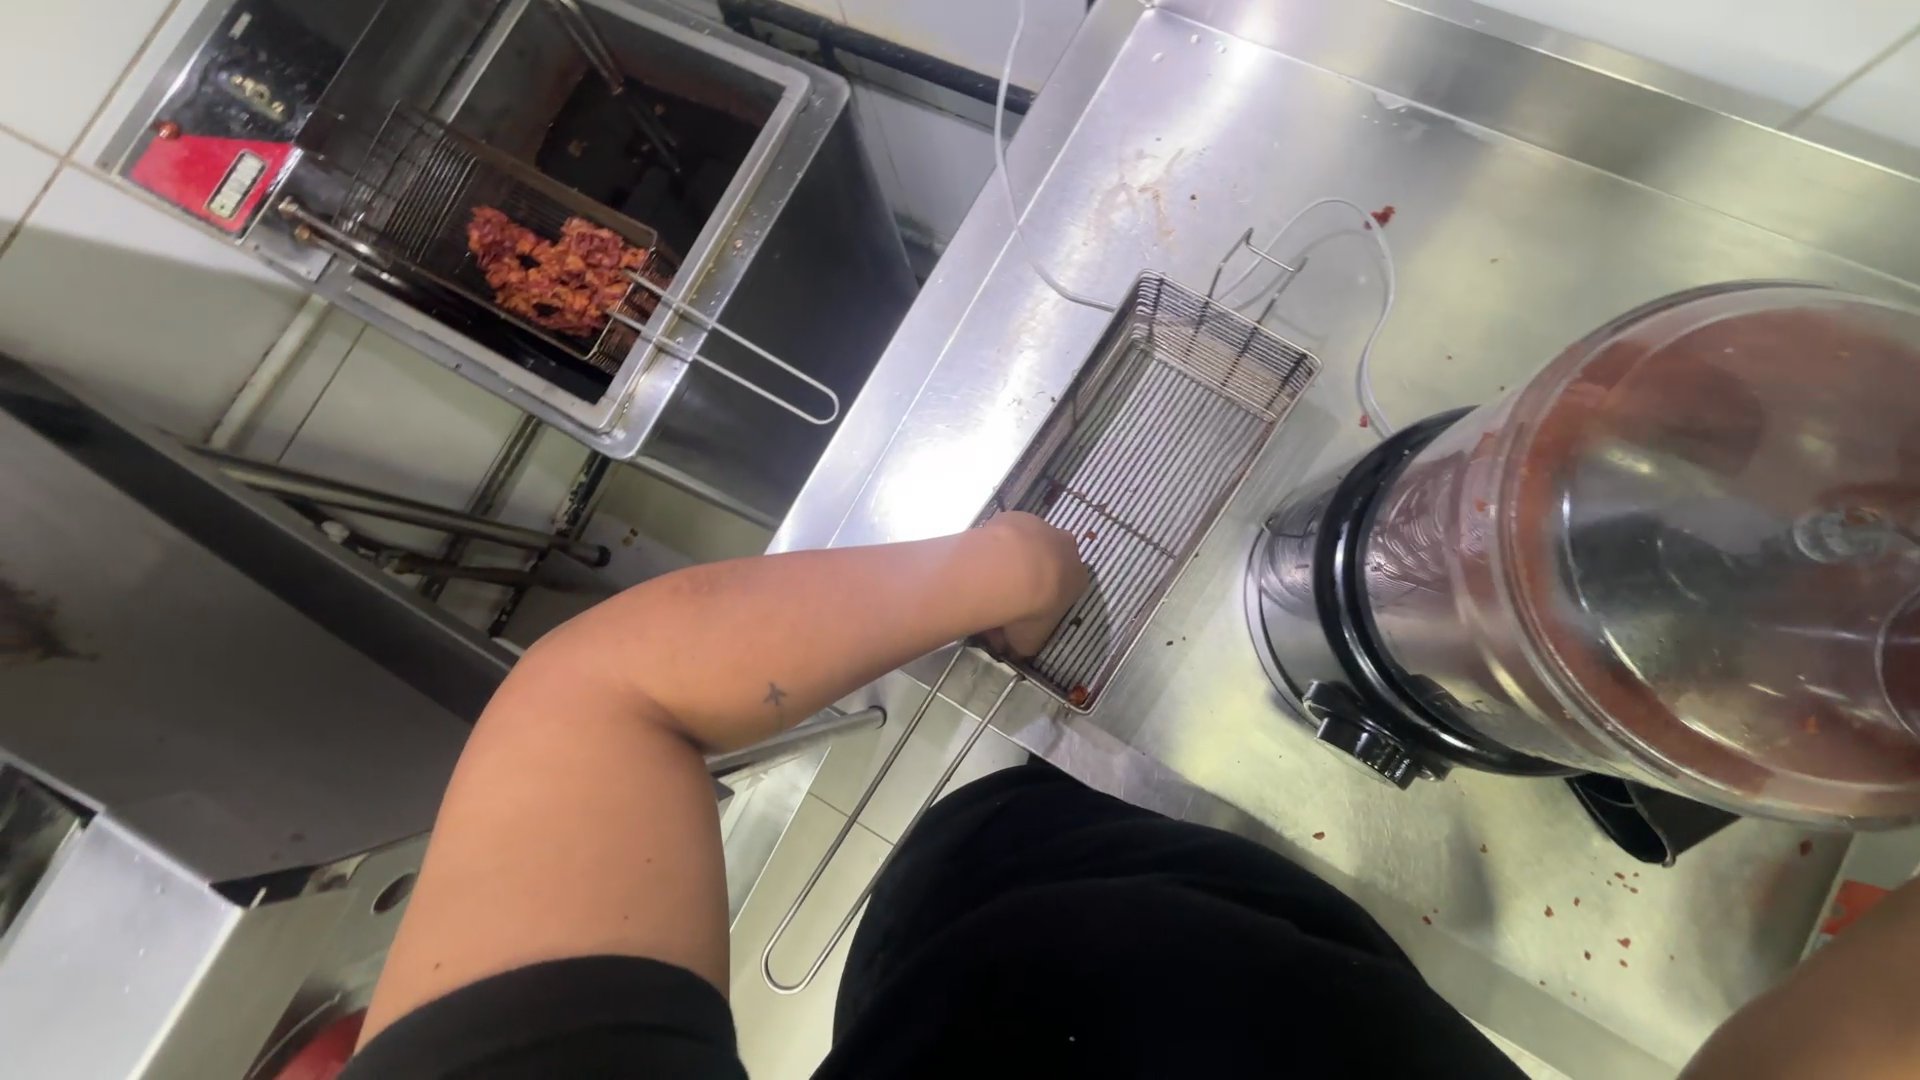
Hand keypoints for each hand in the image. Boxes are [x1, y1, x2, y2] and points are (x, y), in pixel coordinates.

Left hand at [975, 511, 1090, 657]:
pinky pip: (1007, 532)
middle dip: (1031, 577)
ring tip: (989, 577)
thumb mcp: (1029, 639)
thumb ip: (1023, 642)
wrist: (1010, 570)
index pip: (1065, 592)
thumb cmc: (1030, 609)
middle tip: (1006, 596)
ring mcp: (1043, 527)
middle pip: (1049, 563)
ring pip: (1028, 544)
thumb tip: (1010, 645)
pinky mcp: (1018, 515)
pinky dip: (997, 544)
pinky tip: (981, 559)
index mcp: (1078, 578)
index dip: (1043, 605)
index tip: (1022, 616)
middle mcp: (1067, 548)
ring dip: (1014, 558)